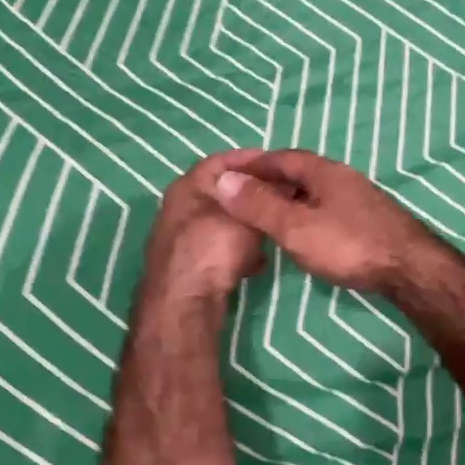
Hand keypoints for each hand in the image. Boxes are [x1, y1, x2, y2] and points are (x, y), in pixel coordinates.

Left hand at [139, 149, 268, 314]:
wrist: (182, 304)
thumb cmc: (213, 248)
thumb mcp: (247, 215)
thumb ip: (265, 195)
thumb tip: (284, 181)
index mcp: (188, 186)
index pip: (222, 160)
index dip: (253, 159)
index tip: (281, 165)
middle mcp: (180, 208)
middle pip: (223, 192)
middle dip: (253, 195)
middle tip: (283, 197)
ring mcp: (182, 238)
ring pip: (223, 221)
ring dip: (249, 223)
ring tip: (275, 227)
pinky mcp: (189, 264)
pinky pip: (220, 247)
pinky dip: (240, 248)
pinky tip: (258, 261)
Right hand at [206, 150, 443, 294]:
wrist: (410, 268)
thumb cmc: (349, 245)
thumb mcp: (296, 227)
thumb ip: (260, 205)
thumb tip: (225, 180)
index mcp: (325, 172)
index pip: (282, 157)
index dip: (254, 164)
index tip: (228, 173)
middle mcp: (344, 178)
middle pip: (301, 172)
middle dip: (271, 181)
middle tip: (243, 197)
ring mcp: (361, 199)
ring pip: (317, 192)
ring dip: (291, 198)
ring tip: (267, 215)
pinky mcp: (371, 220)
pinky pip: (330, 208)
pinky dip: (309, 213)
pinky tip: (304, 233)